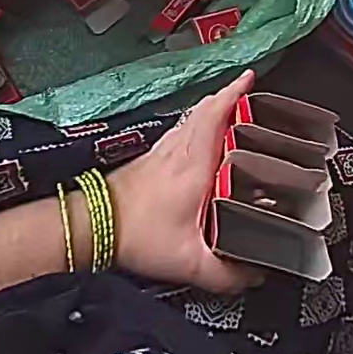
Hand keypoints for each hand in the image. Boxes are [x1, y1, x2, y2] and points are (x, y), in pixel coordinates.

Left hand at [107, 69, 264, 292]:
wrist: (96, 224)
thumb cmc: (139, 235)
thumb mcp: (189, 263)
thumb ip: (226, 274)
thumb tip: (256, 276)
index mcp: (194, 164)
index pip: (215, 115)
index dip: (234, 93)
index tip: (250, 77)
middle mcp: (179, 149)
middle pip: (205, 109)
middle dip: (229, 94)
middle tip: (249, 89)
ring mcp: (164, 150)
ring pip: (192, 117)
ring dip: (213, 106)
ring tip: (233, 106)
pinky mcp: (153, 157)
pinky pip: (182, 129)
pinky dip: (198, 121)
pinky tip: (202, 133)